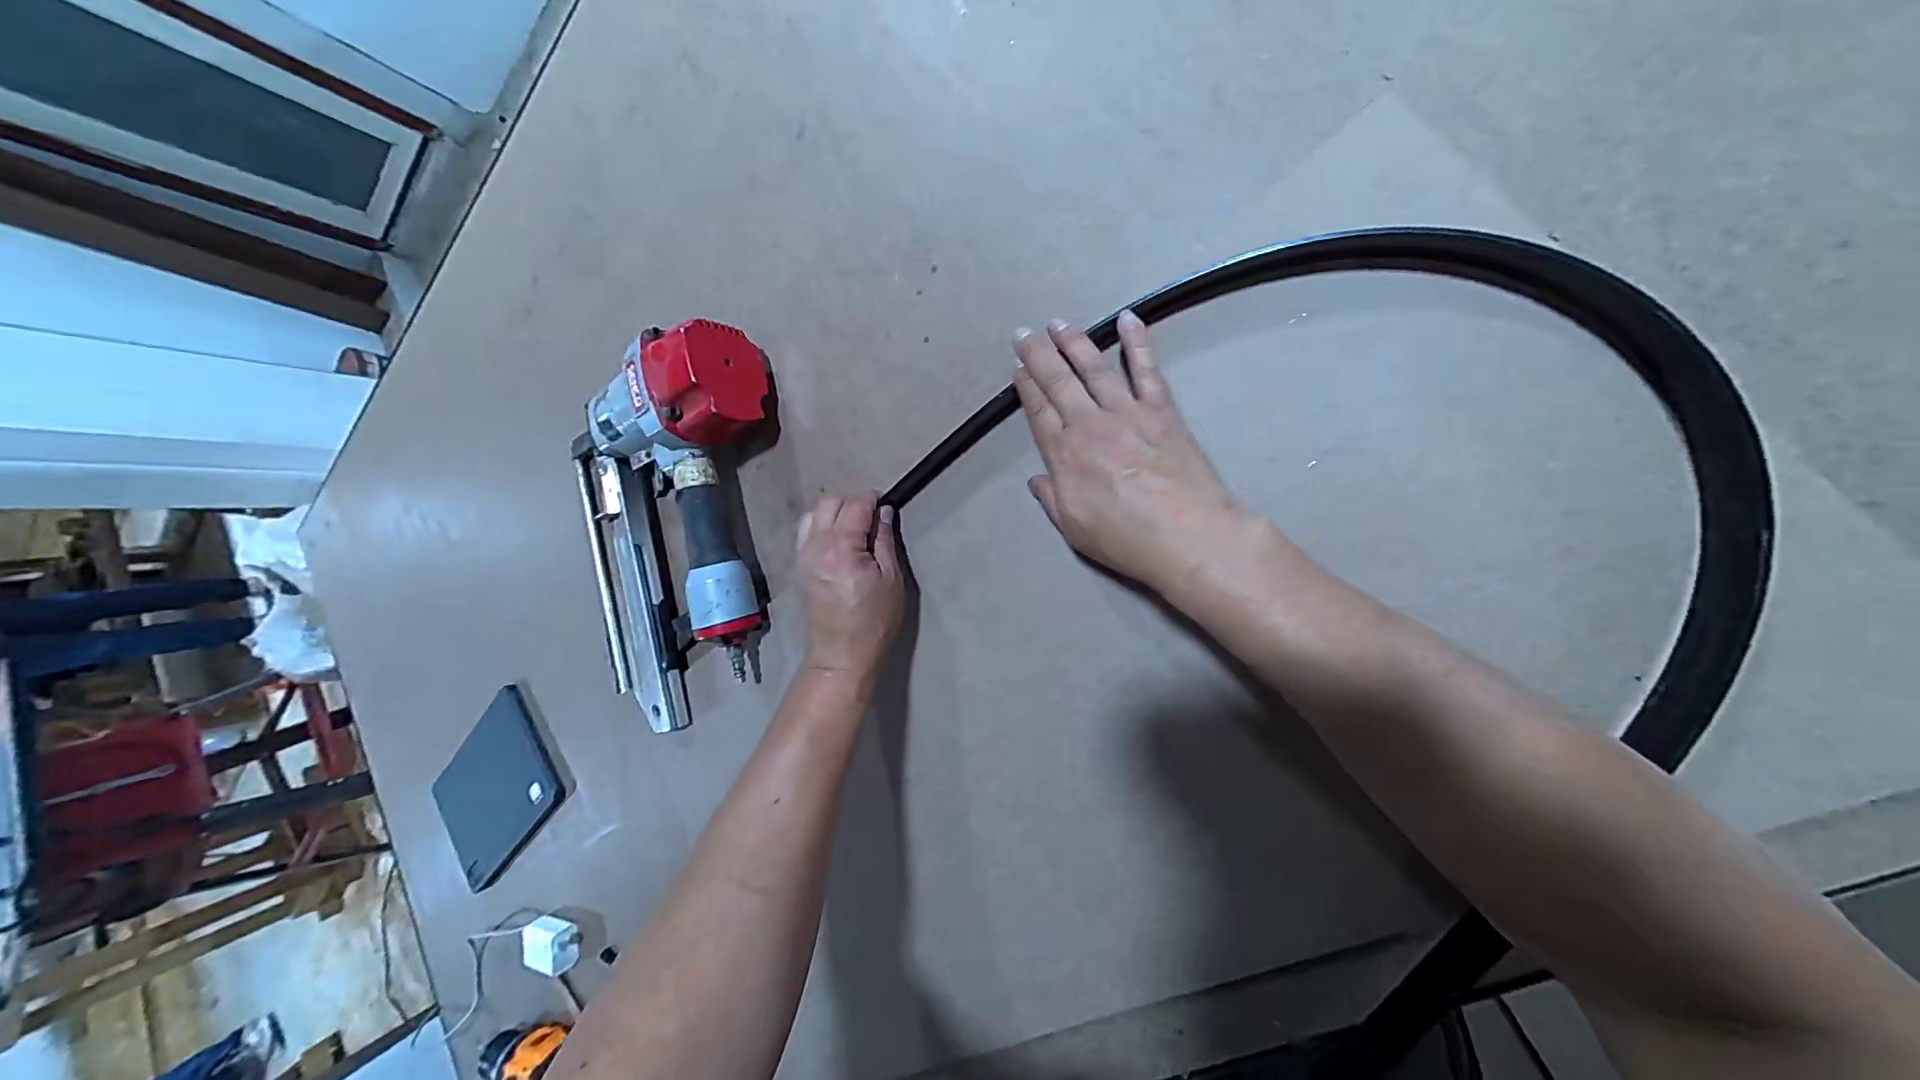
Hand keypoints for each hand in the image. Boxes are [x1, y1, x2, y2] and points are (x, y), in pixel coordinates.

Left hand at [795, 491, 905, 680]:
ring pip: (813, 515)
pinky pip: (805, 534)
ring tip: (853, 533)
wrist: (842, 655)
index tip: (885, 504)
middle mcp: (816, 546)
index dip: (872, 500)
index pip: (855, 506)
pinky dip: (821, 529)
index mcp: (841, 548)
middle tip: (871, 521)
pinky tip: (838, 545)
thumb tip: (884, 513)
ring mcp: (802, 557)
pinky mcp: (798, 568)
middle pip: (829, 503)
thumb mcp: (891, 580)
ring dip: (834, 515)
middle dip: (852, 504)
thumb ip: (885, 541)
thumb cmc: (874, 622)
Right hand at [1012, 313, 1247, 594]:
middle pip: (1059, 382)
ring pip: (1094, 368)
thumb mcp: (1074, 528)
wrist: (1188, 536)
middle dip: (1039, 355)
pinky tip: (1128, 319)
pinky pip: (1147, 369)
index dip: (1026, 388)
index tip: (1018, 368)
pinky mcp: (1162, 410)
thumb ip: (1052, 498)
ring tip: (1058, 324)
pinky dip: (1137, 341)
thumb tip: (1037, 479)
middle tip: (1024, 333)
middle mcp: (1090, 425)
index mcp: (1065, 455)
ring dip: (1075, 343)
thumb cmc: (1127, 539)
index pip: (1039, 412)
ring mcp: (1128, 413)